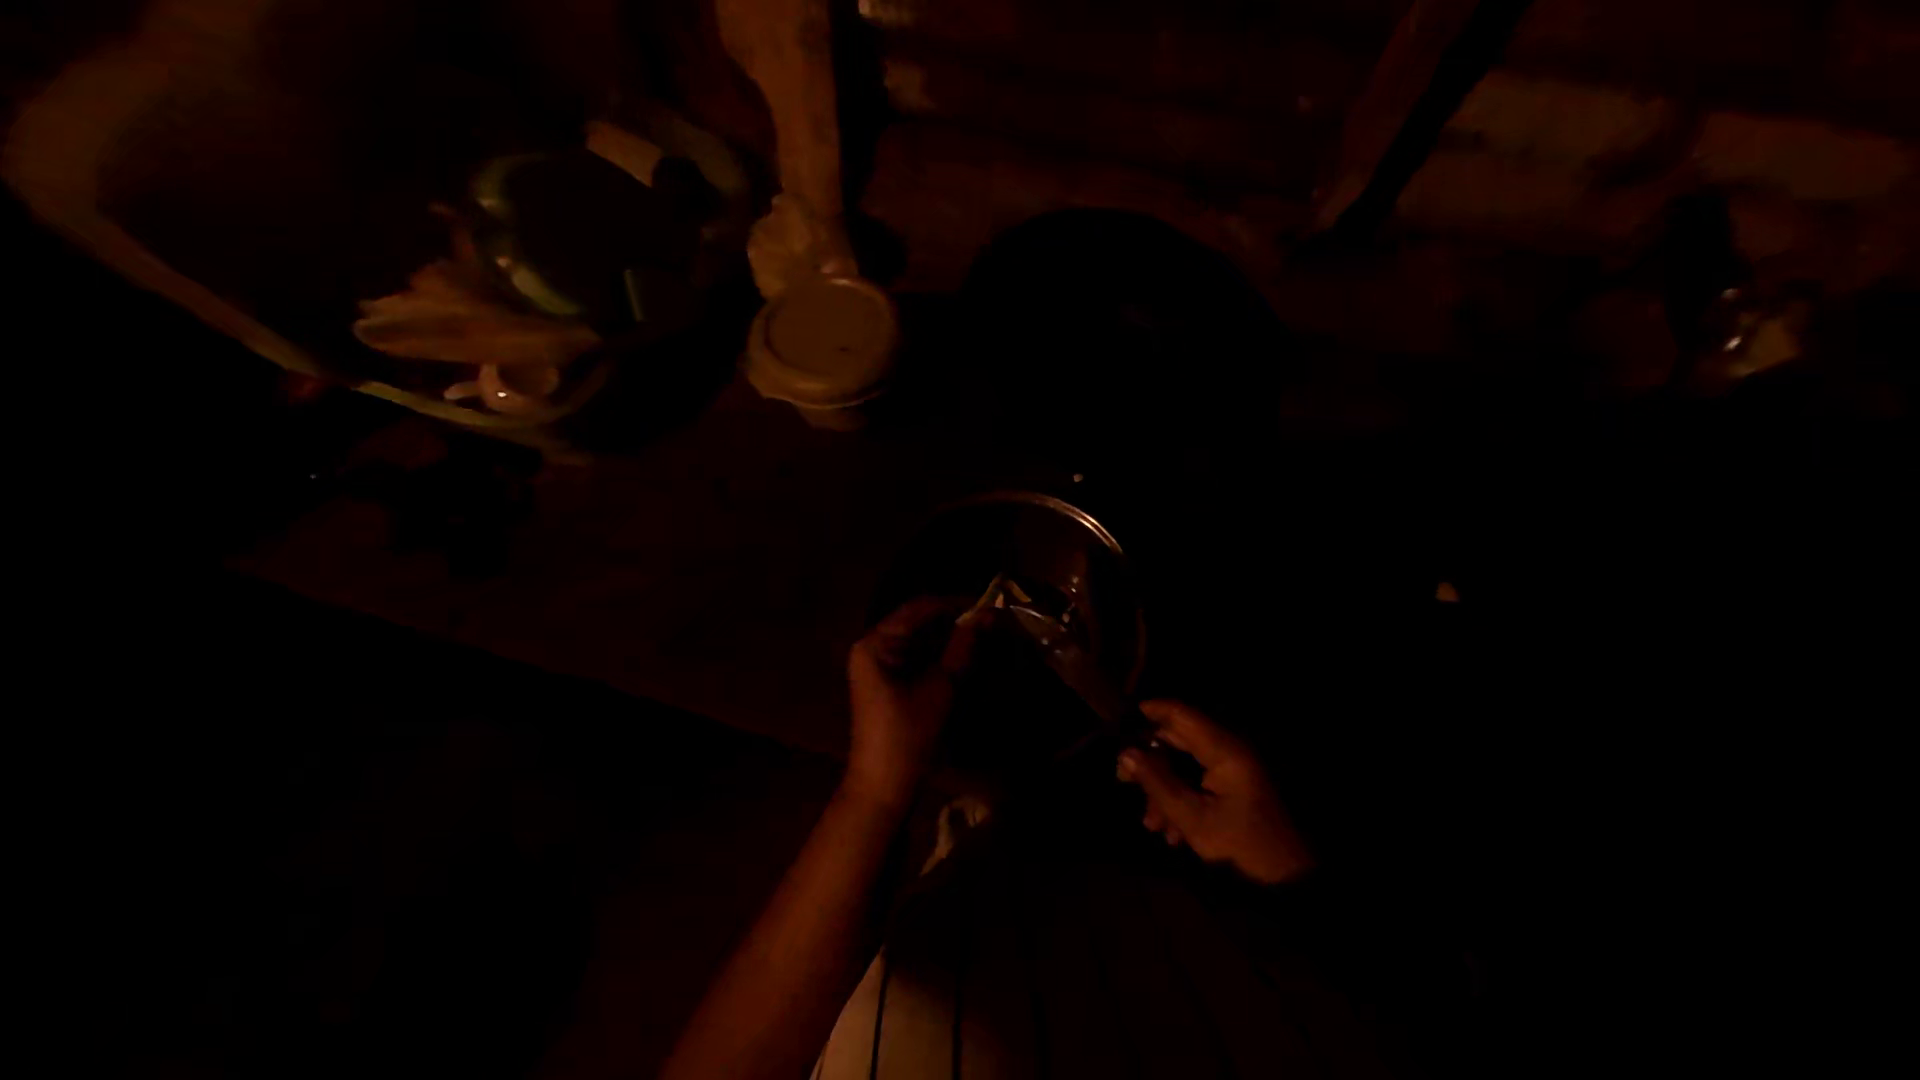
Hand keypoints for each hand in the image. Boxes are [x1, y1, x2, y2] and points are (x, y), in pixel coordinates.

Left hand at [845, 598, 983, 809]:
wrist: (882, 785)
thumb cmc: (907, 735)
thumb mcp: (940, 688)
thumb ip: (963, 648)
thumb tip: (988, 615)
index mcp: (875, 643)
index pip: (919, 608)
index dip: (954, 604)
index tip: (988, 604)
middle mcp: (872, 646)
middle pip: (917, 621)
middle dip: (954, 621)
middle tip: (991, 620)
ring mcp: (877, 664)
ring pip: (919, 639)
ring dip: (949, 637)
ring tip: (984, 635)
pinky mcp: (887, 681)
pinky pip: (915, 656)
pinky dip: (939, 655)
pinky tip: (965, 655)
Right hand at [1117, 700, 1313, 885]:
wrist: (1286, 883)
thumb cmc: (1239, 847)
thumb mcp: (1192, 818)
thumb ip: (1156, 782)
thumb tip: (1125, 754)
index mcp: (1224, 750)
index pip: (1181, 714)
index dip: (1150, 711)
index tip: (1120, 722)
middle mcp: (1229, 751)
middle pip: (1179, 739)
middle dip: (1150, 760)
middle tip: (1122, 780)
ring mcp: (1233, 769)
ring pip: (1184, 762)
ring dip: (1163, 787)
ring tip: (1151, 823)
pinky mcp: (1234, 787)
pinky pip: (1197, 779)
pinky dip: (1180, 798)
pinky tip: (1170, 831)